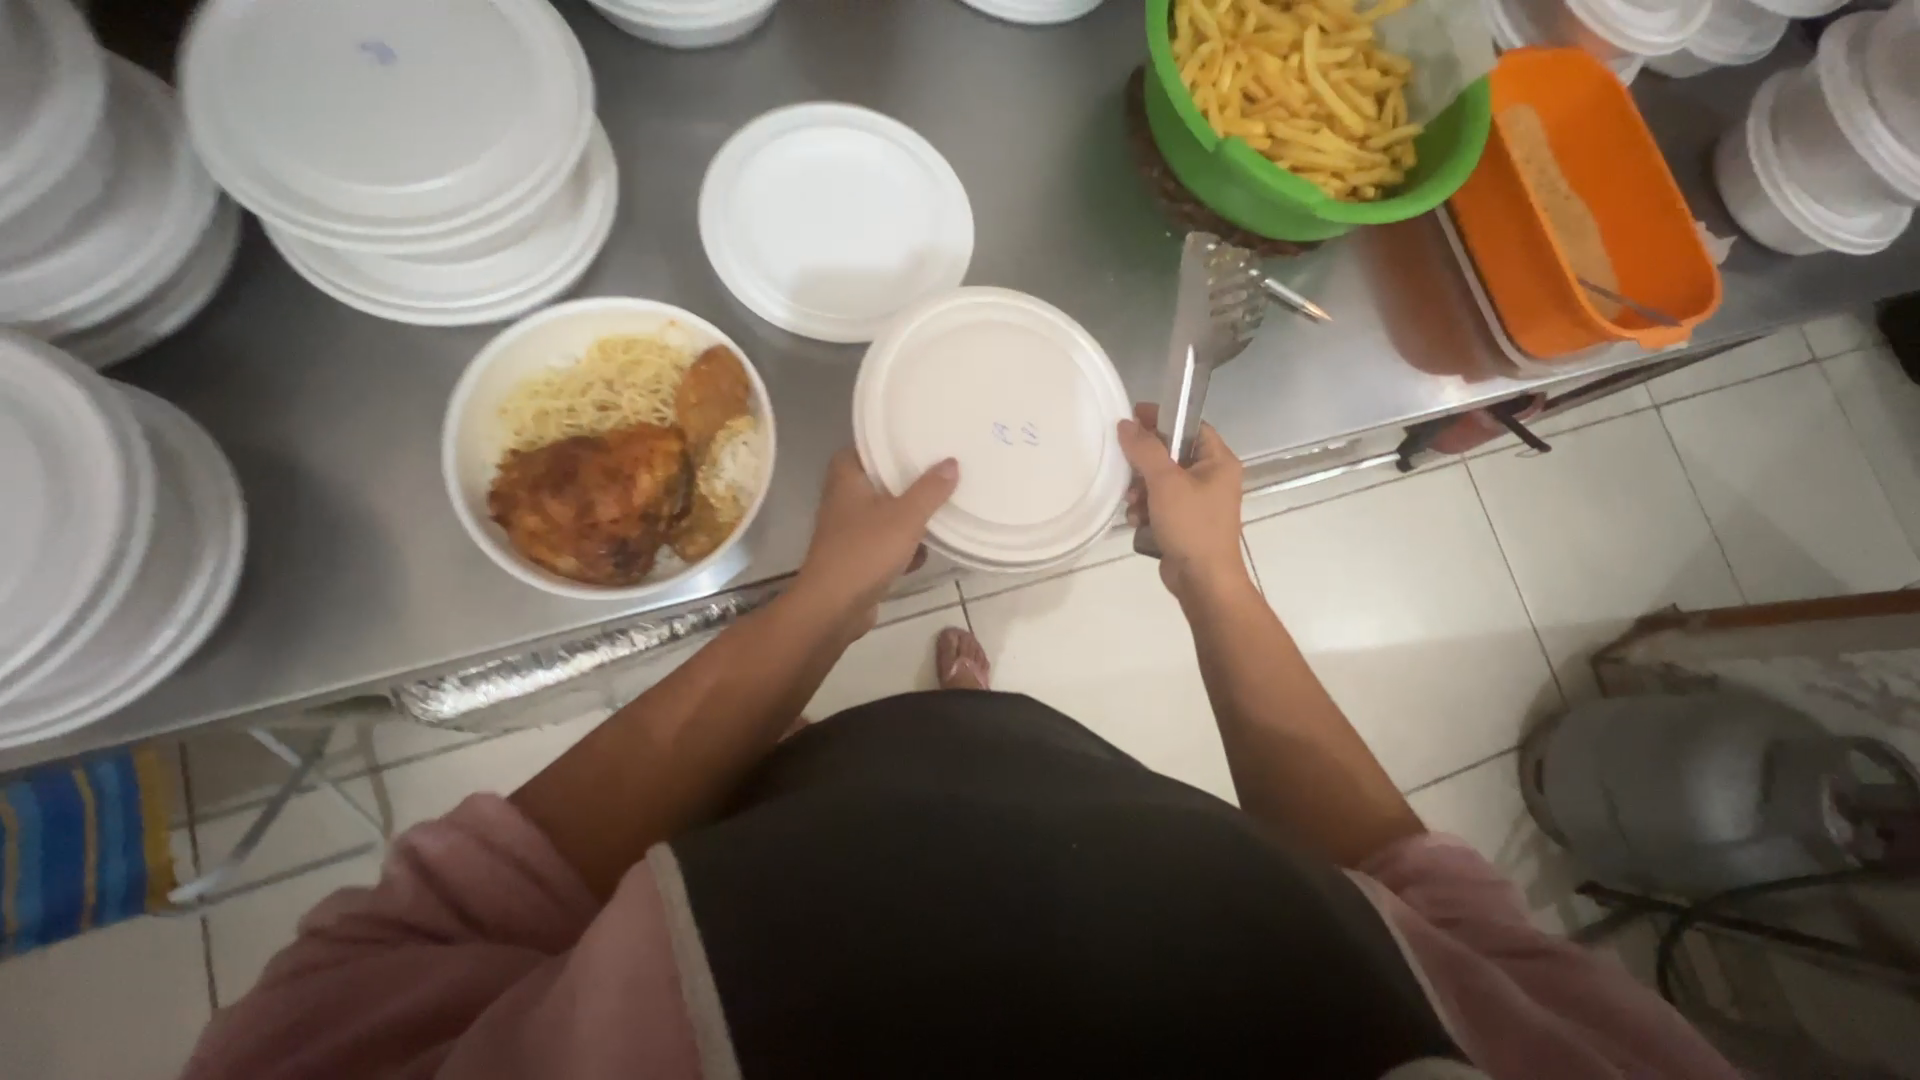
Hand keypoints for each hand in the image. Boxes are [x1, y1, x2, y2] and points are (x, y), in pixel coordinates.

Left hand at [794, 448, 958, 630]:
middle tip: (935, 473)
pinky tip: (925, 553)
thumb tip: (951, 463)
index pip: (861, 449)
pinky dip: (901, 549)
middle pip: (875, 483)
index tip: (913, 443)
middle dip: (904, 482)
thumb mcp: (905, 516)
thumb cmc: (865, 551)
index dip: (884, 444)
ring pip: (881, 516)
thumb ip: (930, 490)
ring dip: (905, 517)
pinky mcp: (855, 560)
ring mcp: (847, 533)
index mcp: (846, 480)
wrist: (833, 607)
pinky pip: (883, 546)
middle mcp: (842, 502)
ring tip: (938, 509)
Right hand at [1118, 404, 1248, 601]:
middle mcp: (1212, 478)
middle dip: (1145, 465)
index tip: (1132, 417)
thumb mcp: (1165, 482)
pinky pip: (1160, 504)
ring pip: (1161, 481)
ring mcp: (1199, 502)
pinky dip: (1146, 510)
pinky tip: (1138, 521)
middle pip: (1171, 454)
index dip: (1163, 418)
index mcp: (1219, 461)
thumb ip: (1144, 449)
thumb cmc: (1191, 525)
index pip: (1191, 426)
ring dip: (1141, 491)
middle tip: (1128, 470)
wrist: (1203, 580)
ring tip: (1133, 504)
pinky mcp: (1185, 523)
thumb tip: (1126, 424)